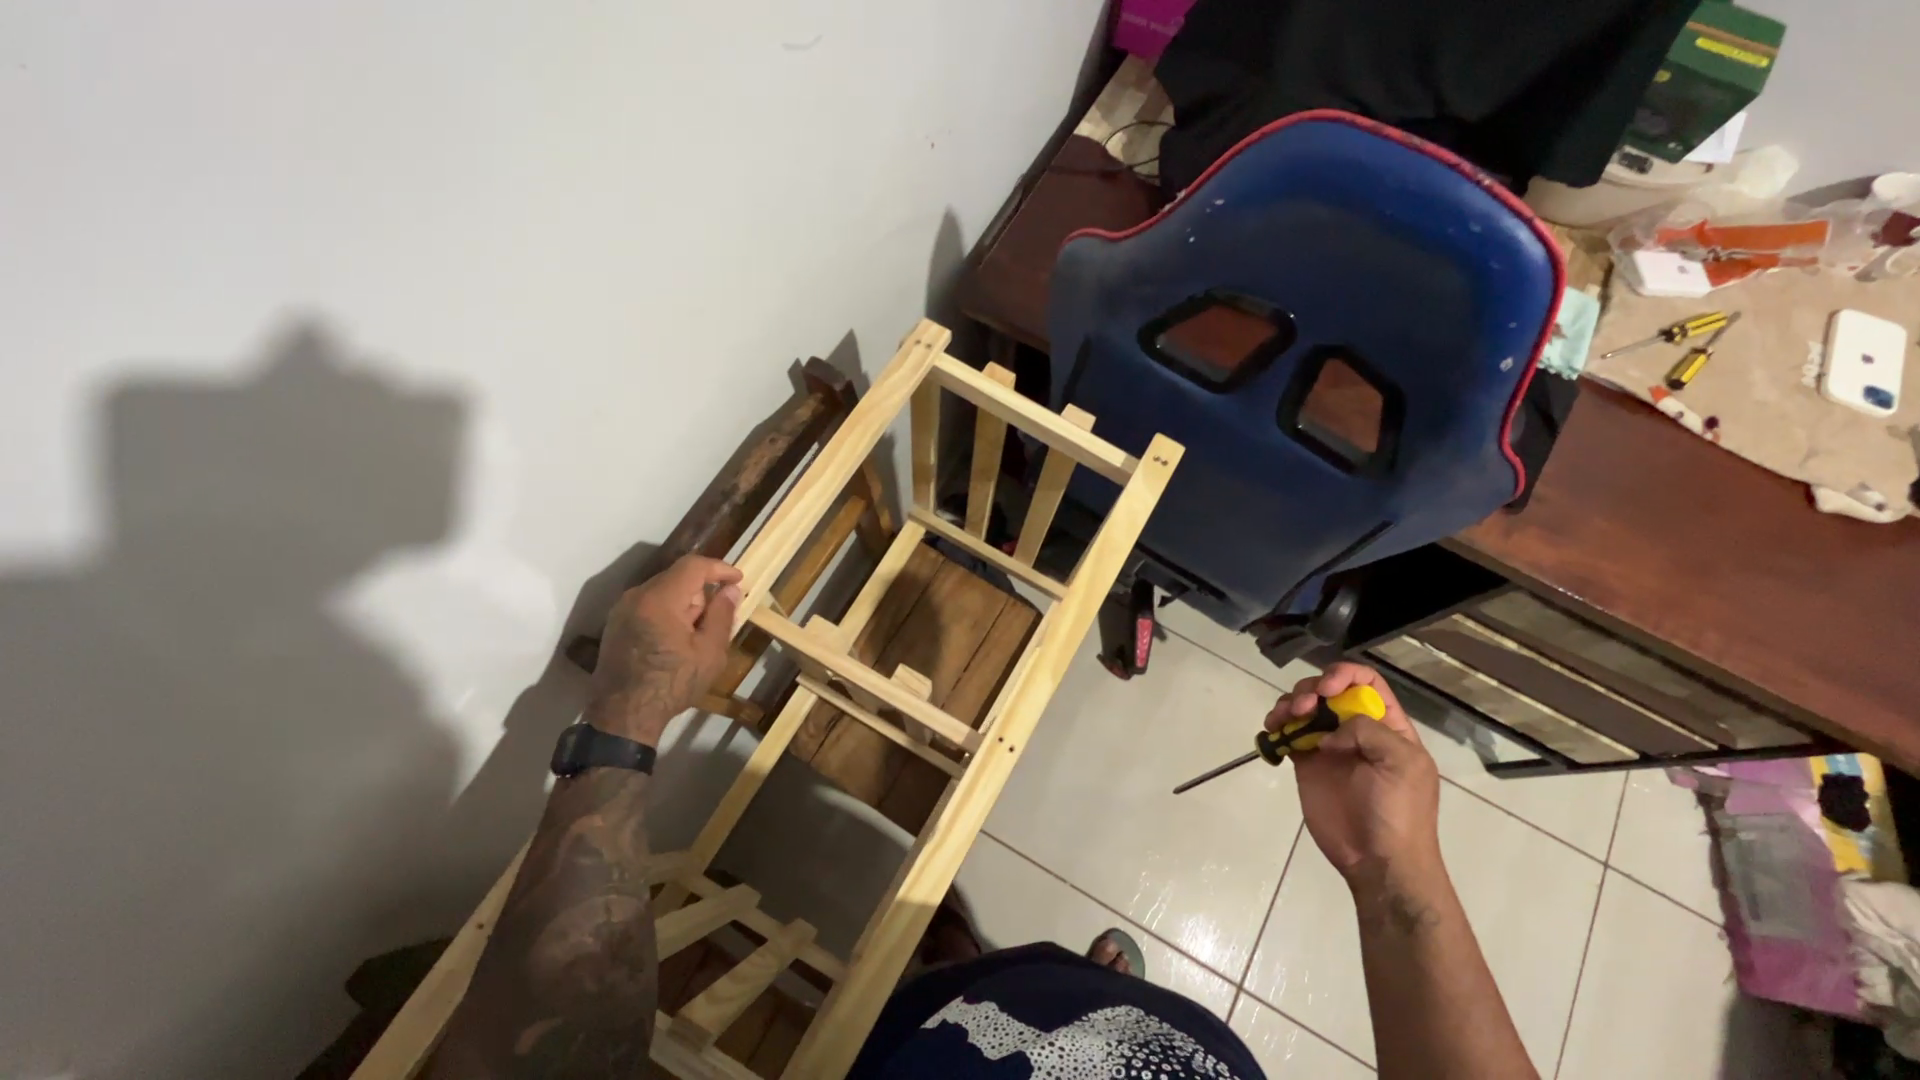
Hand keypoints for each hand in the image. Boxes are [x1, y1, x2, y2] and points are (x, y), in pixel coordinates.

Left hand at [585, 555, 741, 745]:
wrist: (624, 714)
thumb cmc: (672, 684)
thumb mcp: (709, 652)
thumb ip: (722, 615)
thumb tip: (730, 590)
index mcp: (660, 599)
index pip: (693, 565)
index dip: (719, 568)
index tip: (738, 579)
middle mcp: (637, 596)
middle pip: (677, 576)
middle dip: (702, 590)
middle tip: (717, 616)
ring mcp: (622, 609)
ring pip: (662, 590)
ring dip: (684, 602)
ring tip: (696, 633)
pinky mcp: (616, 623)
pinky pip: (648, 604)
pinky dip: (667, 610)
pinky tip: (675, 639)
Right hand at [1272, 662, 1442, 890]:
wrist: (1378, 860)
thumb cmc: (1399, 811)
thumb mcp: (1403, 764)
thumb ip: (1369, 731)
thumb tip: (1329, 735)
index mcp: (1387, 725)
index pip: (1366, 682)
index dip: (1344, 676)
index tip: (1327, 692)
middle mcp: (1355, 729)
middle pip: (1327, 689)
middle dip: (1310, 690)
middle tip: (1302, 709)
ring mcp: (1328, 746)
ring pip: (1303, 707)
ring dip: (1288, 704)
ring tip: (1281, 721)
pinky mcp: (1305, 763)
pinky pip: (1286, 734)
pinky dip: (1275, 727)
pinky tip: (1273, 734)